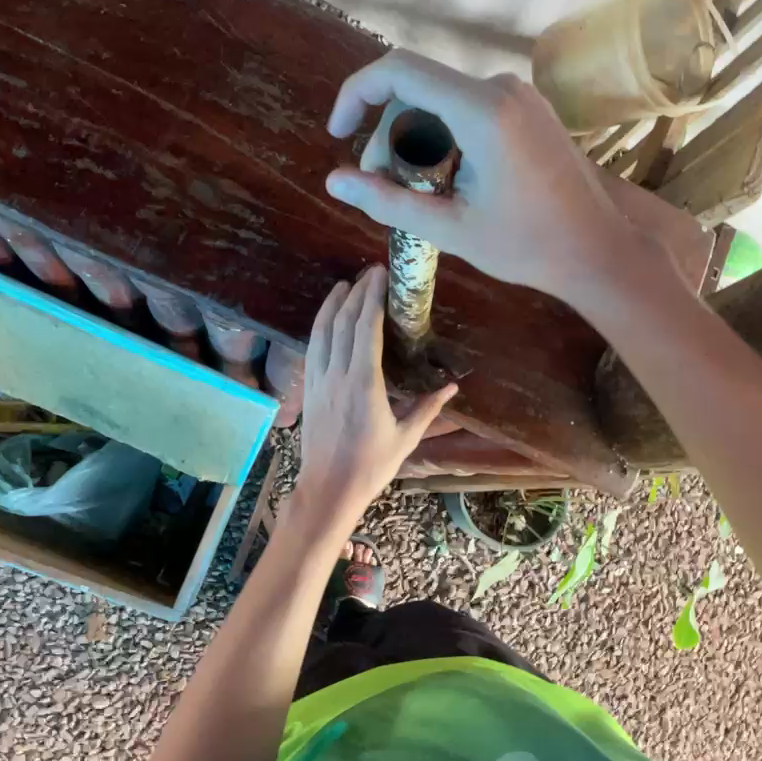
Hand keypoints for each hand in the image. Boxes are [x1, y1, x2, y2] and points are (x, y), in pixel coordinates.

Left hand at [292, 267, 456, 530]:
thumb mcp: (405, 438)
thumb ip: (427, 408)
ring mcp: (319, 380)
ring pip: (322, 331)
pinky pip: (313, 347)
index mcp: (364, 384)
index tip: (381, 276)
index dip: (372, 298)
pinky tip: (328, 317)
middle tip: (371, 272)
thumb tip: (452, 386)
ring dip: (334, 303)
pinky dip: (321, 325)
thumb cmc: (370, 467)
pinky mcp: (309, 388)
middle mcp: (337, 375)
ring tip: (346, 284)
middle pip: (344, 322)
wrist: (328, 488)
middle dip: (357, 293)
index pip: (365, 329)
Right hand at [324, 51, 660, 307]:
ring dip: (416, 143)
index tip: (338, 133)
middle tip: (380, 187)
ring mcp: (519, 95)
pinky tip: (446, 182)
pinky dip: (444, 140)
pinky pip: (468, 111)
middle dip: (389, 136)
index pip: (399, 71)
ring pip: (442, 104)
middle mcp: (500, 87)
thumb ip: (388, 201)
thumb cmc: (527, 246)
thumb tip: (334, 183)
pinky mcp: (528, 108)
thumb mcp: (450, 228)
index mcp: (482, 111)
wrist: (597, 248)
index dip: (357, 93)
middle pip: (419, 93)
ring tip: (415, 193)